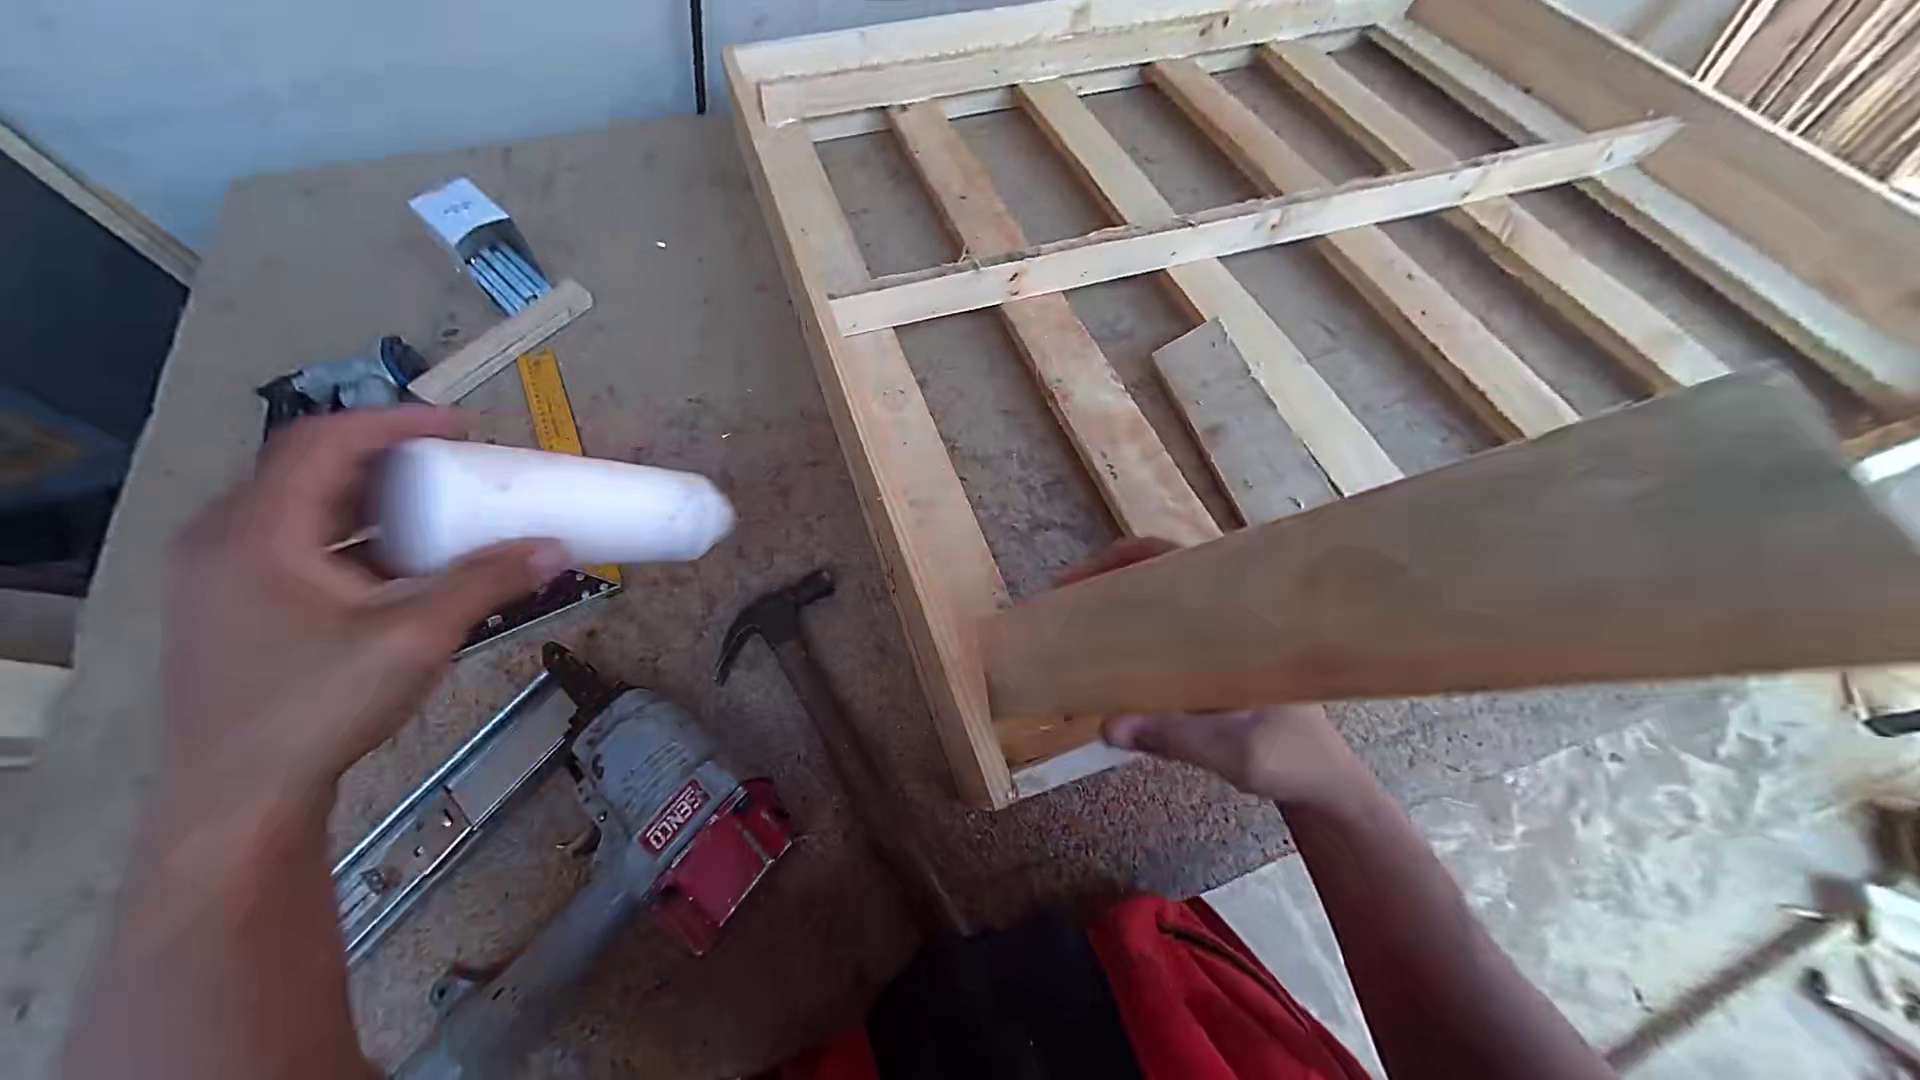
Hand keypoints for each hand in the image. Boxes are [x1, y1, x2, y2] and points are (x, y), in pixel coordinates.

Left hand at [161, 408, 568, 818]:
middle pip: (313, 472)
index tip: (460, 427)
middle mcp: (229, 542)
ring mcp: (227, 578)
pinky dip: (361, 539)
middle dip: (394, 461)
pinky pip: (305, 548)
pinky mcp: (241, 609)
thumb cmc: (319, 704)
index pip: (322, 443)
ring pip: (307, 512)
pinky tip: (404, 566)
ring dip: (379, 501)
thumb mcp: (416, 636)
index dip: (394, 422)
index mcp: (256, 533)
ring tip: (440, 510)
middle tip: (458, 467)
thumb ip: (486, 583)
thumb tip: (556, 549)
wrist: (240, 797)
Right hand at [1060, 538, 1368, 807]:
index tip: (1077, 582)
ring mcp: (1224, 632)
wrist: (1325, 785)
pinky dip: (1132, 627)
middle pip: (1162, 567)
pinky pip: (1167, 626)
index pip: (1179, 559)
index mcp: (1248, 615)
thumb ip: (1174, 737)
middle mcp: (1234, 612)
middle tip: (1063, 595)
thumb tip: (1105, 726)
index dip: (1125, 559)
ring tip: (1075, 617)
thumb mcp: (1235, 752)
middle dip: (1109, 574)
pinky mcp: (1216, 656)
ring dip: (1119, 598)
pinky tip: (1107, 649)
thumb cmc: (1294, 761)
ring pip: (1163, 594)